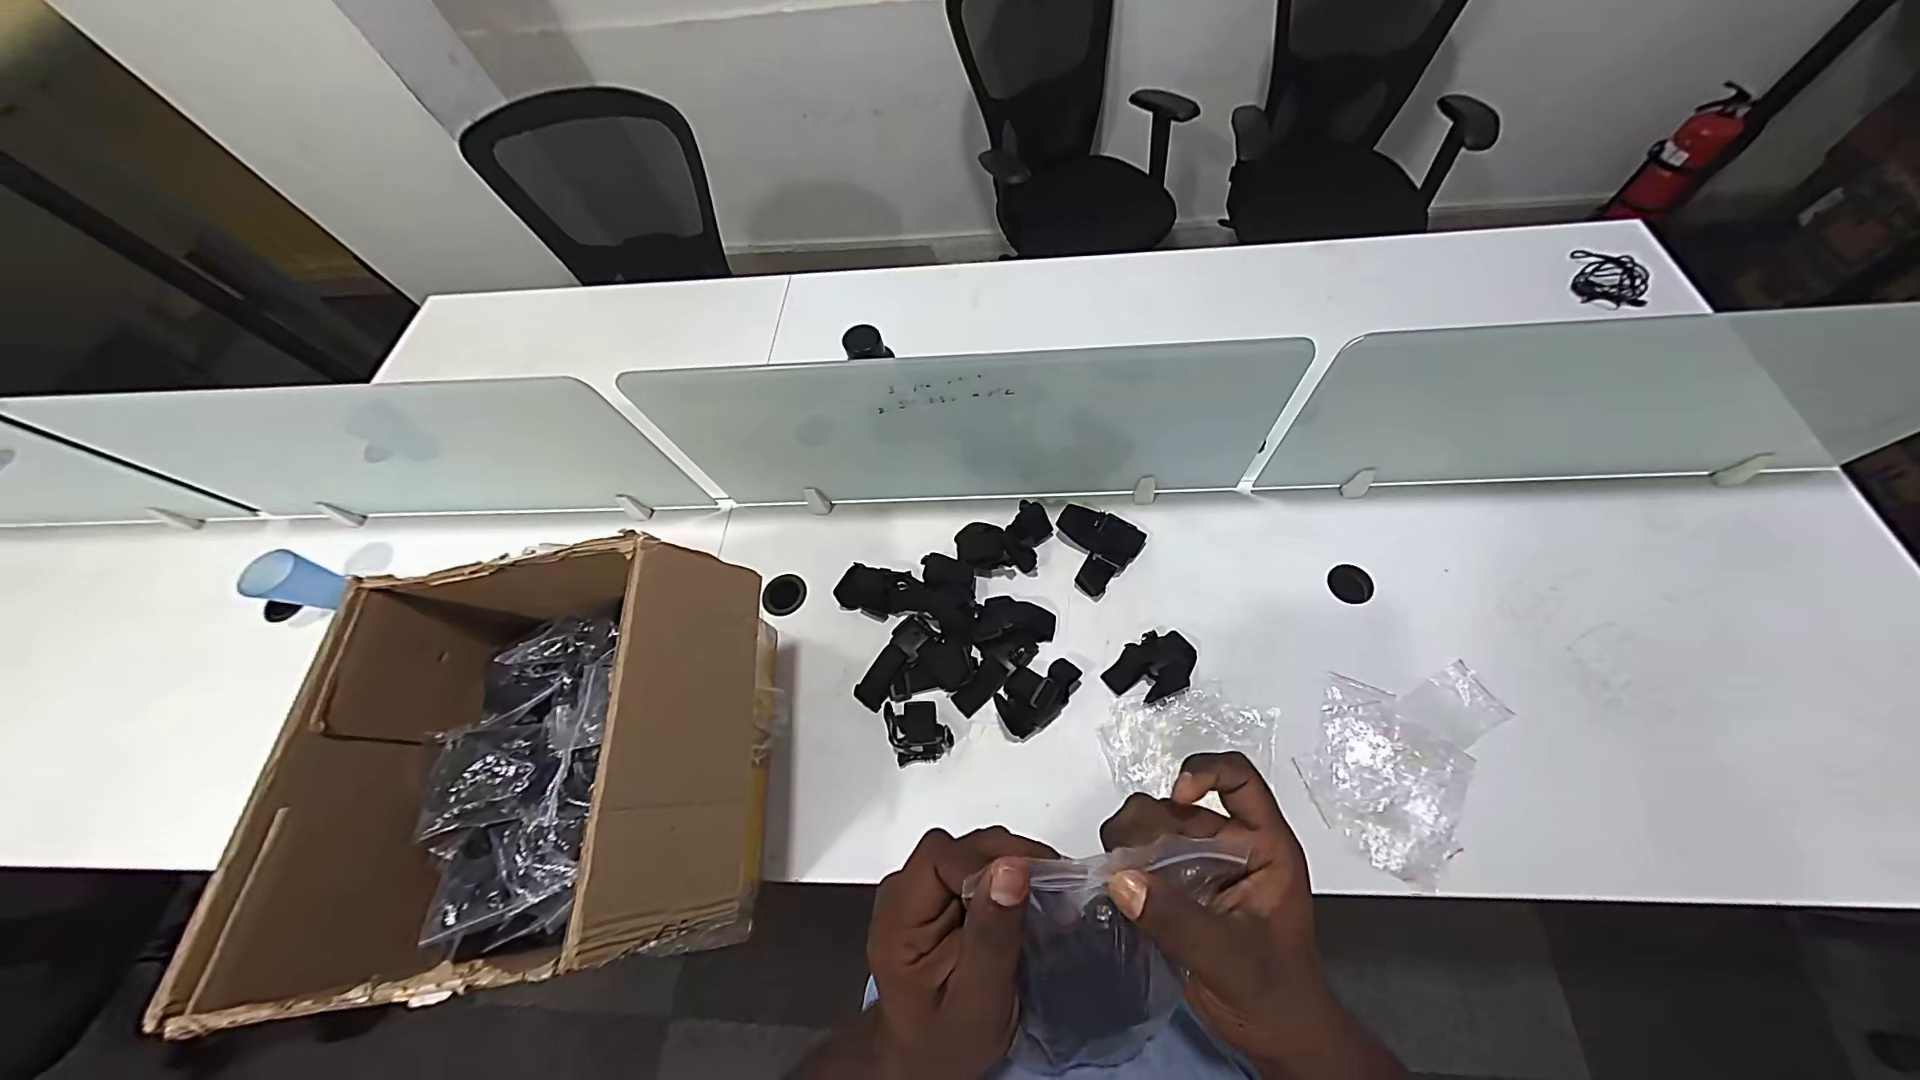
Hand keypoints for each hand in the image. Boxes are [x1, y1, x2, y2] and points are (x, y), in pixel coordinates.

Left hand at [866, 826, 1057, 1078]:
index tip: (1034, 884)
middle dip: (1009, 858)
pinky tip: (1029, 895)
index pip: (941, 859)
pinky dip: (1005, 873)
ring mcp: (918, 887)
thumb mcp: (978, 1001)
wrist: (926, 1054)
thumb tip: (1013, 868)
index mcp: (898, 919)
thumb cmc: (949, 1038)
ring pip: (968, 850)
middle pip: (957, 848)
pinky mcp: (936, 889)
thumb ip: (992, 937)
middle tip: (1055, 887)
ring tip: (1048, 892)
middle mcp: (902, 891)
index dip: (987, 863)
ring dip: (1011, 863)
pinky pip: (972, 863)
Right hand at [1100, 753, 1402, 1078]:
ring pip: (1152, 823)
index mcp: (1263, 846)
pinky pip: (1139, 855)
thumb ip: (1181, 922)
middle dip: (1147, 823)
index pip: (1240, 780)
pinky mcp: (1173, 882)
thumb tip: (1123, 880)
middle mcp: (1228, 844)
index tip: (1178, 795)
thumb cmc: (1277, 997)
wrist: (1276, 1039)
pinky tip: (1113, 884)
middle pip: (1177, 803)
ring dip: (1128, 841)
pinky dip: (1121, 862)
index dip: (1207, 771)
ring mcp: (1199, 861)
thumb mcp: (1234, 961)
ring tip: (1117, 874)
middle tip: (1126, 859)